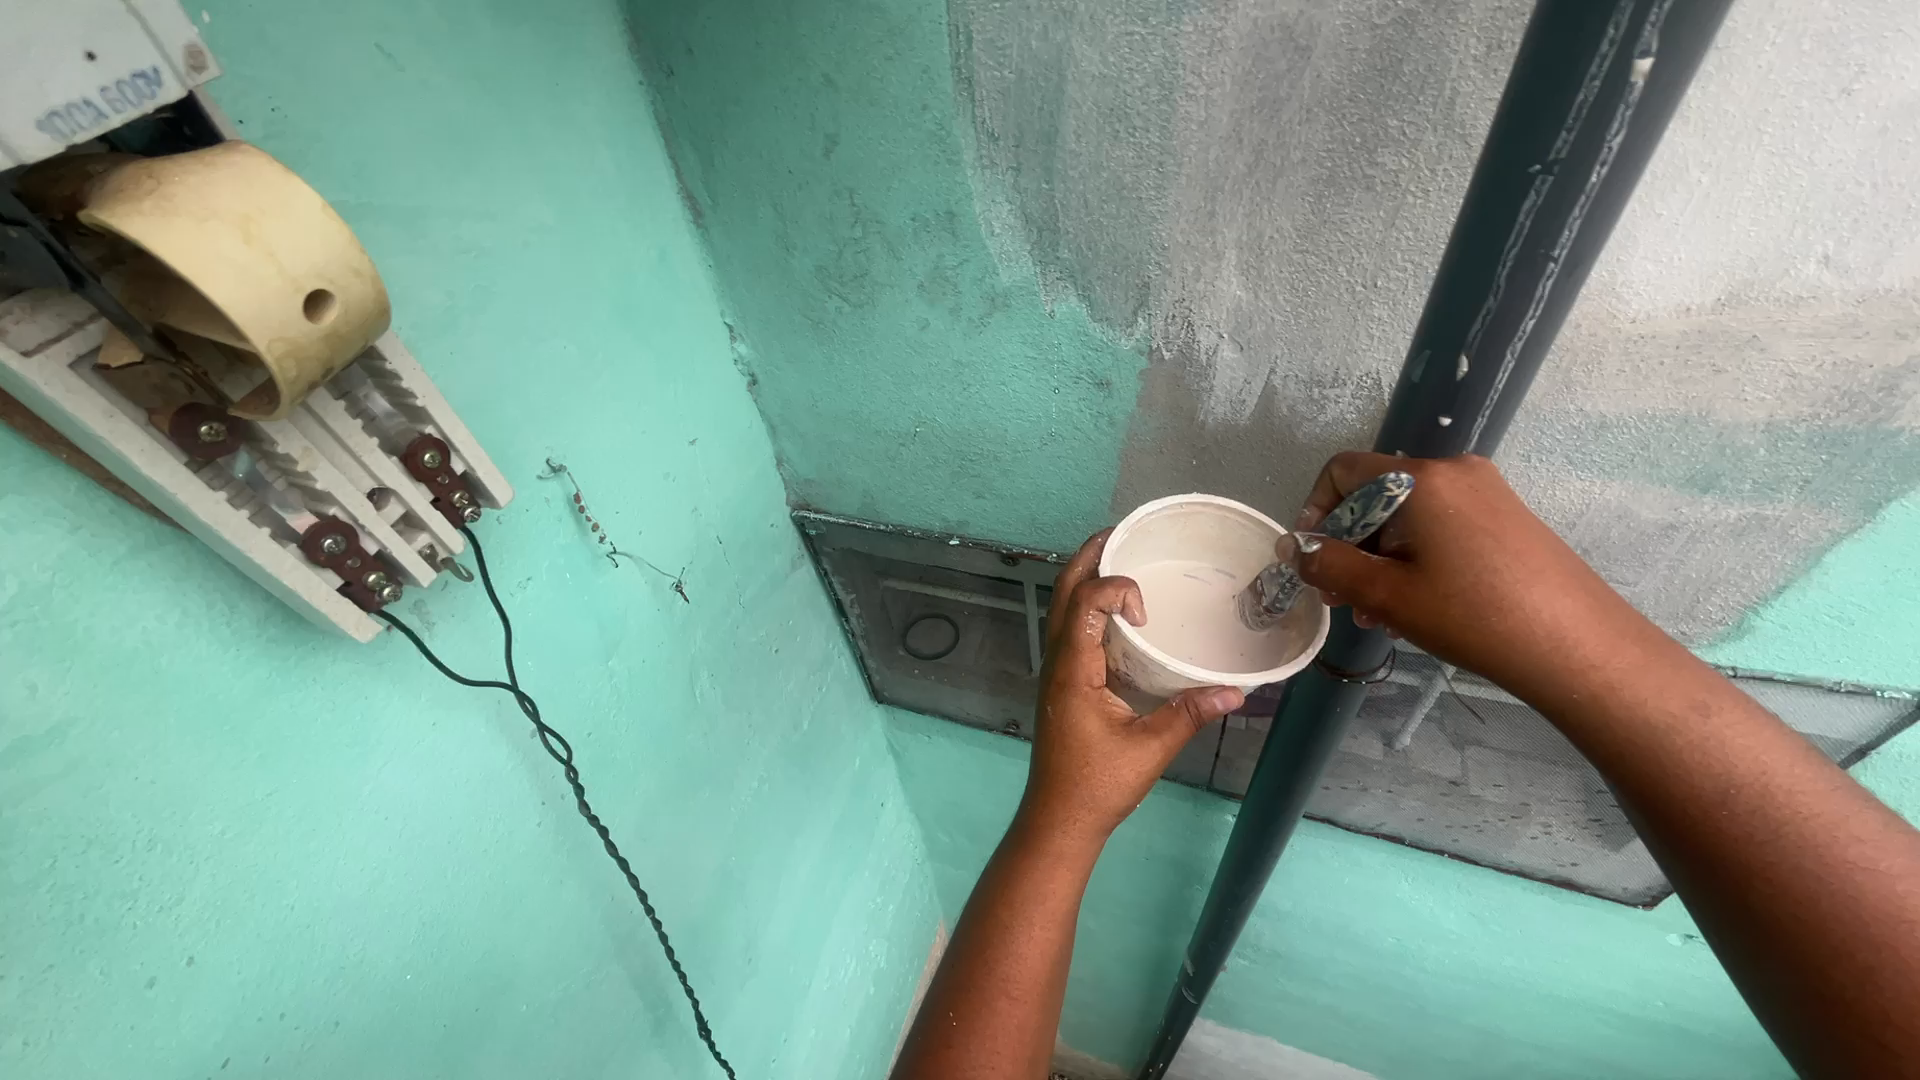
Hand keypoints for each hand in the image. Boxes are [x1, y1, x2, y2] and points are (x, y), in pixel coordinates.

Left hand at [1023, 531, 1244, 843]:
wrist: (1059, 817)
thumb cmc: (1098, 784)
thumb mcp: (1150, 749)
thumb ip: (1190, 714)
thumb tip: (1236, 690)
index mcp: (1073, 669)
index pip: (1085, 603)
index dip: (1114, 589)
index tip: (1146, 610)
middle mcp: (1057, 660)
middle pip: (1063, 592)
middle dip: (1088, 557)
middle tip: (1122, 535)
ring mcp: (1055, 670)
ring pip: (1061, 608)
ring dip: (1084, 578)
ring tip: (1118, 559)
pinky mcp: (1061, 681)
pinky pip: (1069, 628)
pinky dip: (1086, 605)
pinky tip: (1116, 613)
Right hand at [1290, 452, 1654, 703]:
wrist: (1579, 649)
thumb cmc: (1472, 615)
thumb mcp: (1383, 593)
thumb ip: (1327, 563)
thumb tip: (1292, 546)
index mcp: (1421, 479)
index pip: (1342, 470)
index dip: (1315, 510)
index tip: (1314, 557)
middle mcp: (1454, 472)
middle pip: (1374, 496)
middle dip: (1348, 545)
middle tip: (1340, 597)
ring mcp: (1485, 494)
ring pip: (1405, 517)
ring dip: (1378, 559)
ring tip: (1375, 613)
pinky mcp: (1505, 519)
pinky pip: (1438, 528)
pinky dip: (1413, 558)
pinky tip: (1414, 606)